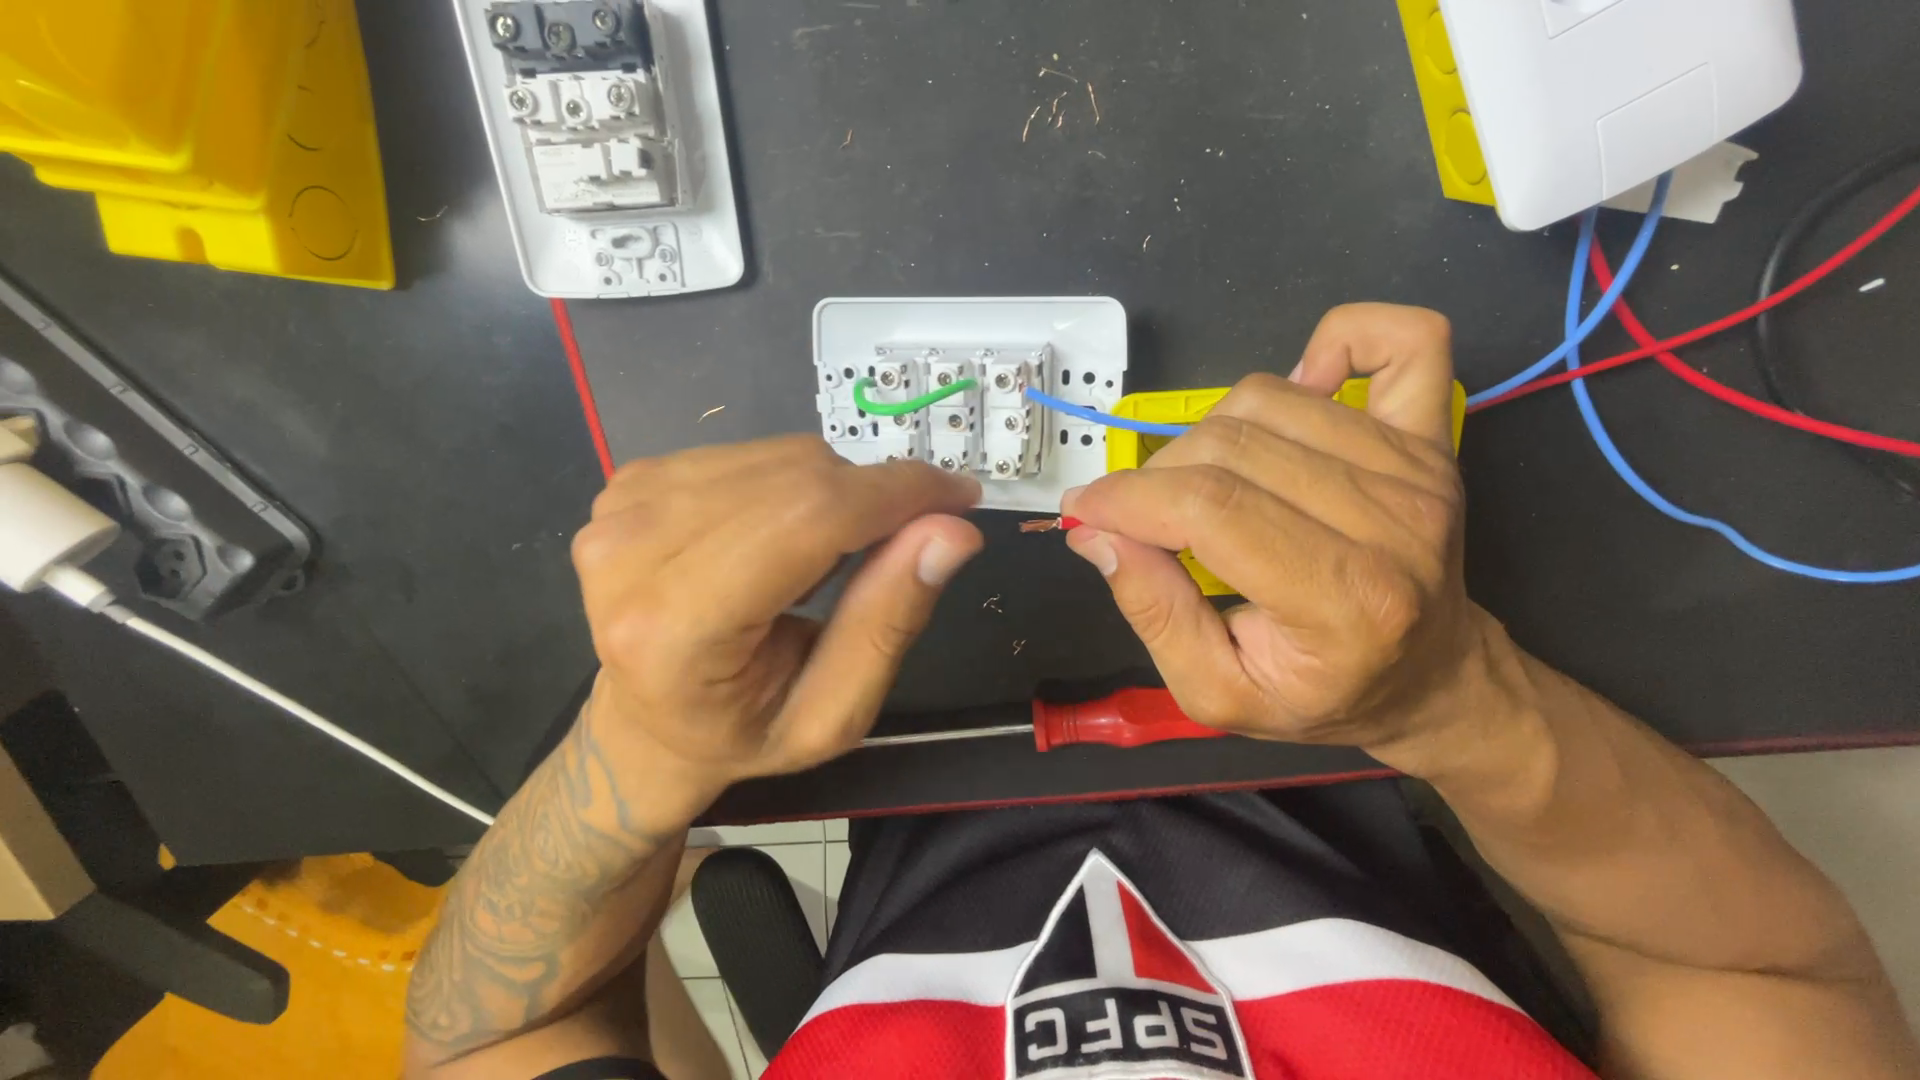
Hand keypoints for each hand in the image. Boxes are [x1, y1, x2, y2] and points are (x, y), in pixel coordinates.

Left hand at [571, 436, 981, 794]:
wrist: (646, 723)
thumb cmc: (741, 733)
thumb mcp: (831, 714)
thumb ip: (887, 622)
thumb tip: (952, 530)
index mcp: (673, 627)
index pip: (806, 518)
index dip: (896, 495)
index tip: (961, 497)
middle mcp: (631, 551)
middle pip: (797, 478)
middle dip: (873, 497)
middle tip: (908, 541)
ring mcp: (622, 507)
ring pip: (779, 457)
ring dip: (832, 495)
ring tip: (827, 560)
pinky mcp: (631, 480)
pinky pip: (751, 455)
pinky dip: (793, 488)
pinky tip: (781, 539)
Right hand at [1061, 303, 1481, 755]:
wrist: (1430, 678)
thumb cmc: (1322, 696)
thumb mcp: (1216, 694)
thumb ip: (1154, 615)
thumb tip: (1096, 533)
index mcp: (1342, 598)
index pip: (1210, 507)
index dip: (1128, 498)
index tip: (1085, 511)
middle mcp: (1389, 519)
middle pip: (1230, 446)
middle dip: (1155, 478)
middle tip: (1142, 518)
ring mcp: (1416, 468)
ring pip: (1269, 397)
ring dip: (1208, 432)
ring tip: (1204, 484)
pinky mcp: (1432, 437)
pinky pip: (1404, 340)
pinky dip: (1343, 338)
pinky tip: (1303, 383)